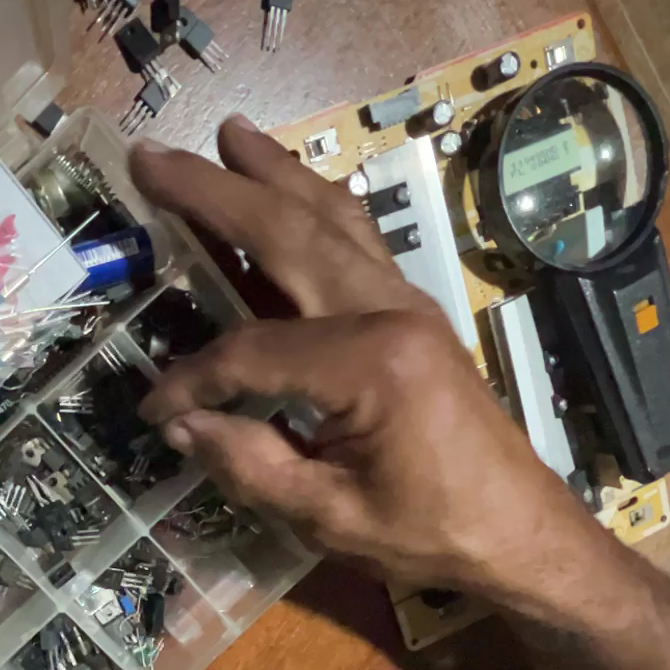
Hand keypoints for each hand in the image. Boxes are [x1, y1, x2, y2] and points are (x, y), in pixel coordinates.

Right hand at [130, 115, 610, 599]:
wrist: (519, 531)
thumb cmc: (430, 533)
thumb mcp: (330, 516)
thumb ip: (250, 466)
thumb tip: (183, 426)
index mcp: (370, 361)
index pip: (252, 351)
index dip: (194, 380)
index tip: (155, 409)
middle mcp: (391, 309)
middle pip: (288, 235)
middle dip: (214, 195)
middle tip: (151, 159)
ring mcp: (409, 302)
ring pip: (330, 220)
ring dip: (273, 175)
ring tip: (228, 136)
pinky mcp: (415, 312)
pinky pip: (359, 240)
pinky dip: (318, 205)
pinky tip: (296, 188)